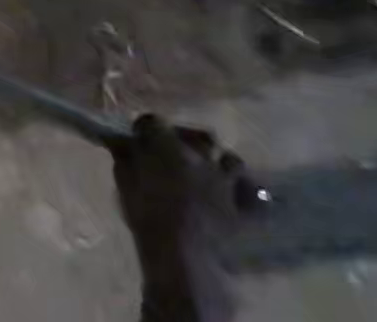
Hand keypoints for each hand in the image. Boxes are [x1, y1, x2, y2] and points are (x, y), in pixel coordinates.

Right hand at [110, 114, 257, 260]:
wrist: (181, 256)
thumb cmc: (146, 214)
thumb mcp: (124, 181)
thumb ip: (124, 156)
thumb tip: (122, 142)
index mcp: (166, 145)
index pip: (153, 121)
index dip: (146, 128)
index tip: (139, 138)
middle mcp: (200, 156)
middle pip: (200, 135)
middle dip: (190, 139)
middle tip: (179, 151)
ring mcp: (225, 181)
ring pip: (232, 160)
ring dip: (221, 163)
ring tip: (212, 172)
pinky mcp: (243, 208)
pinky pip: (254, 194)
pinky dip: (247, 192)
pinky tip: (237, 195)